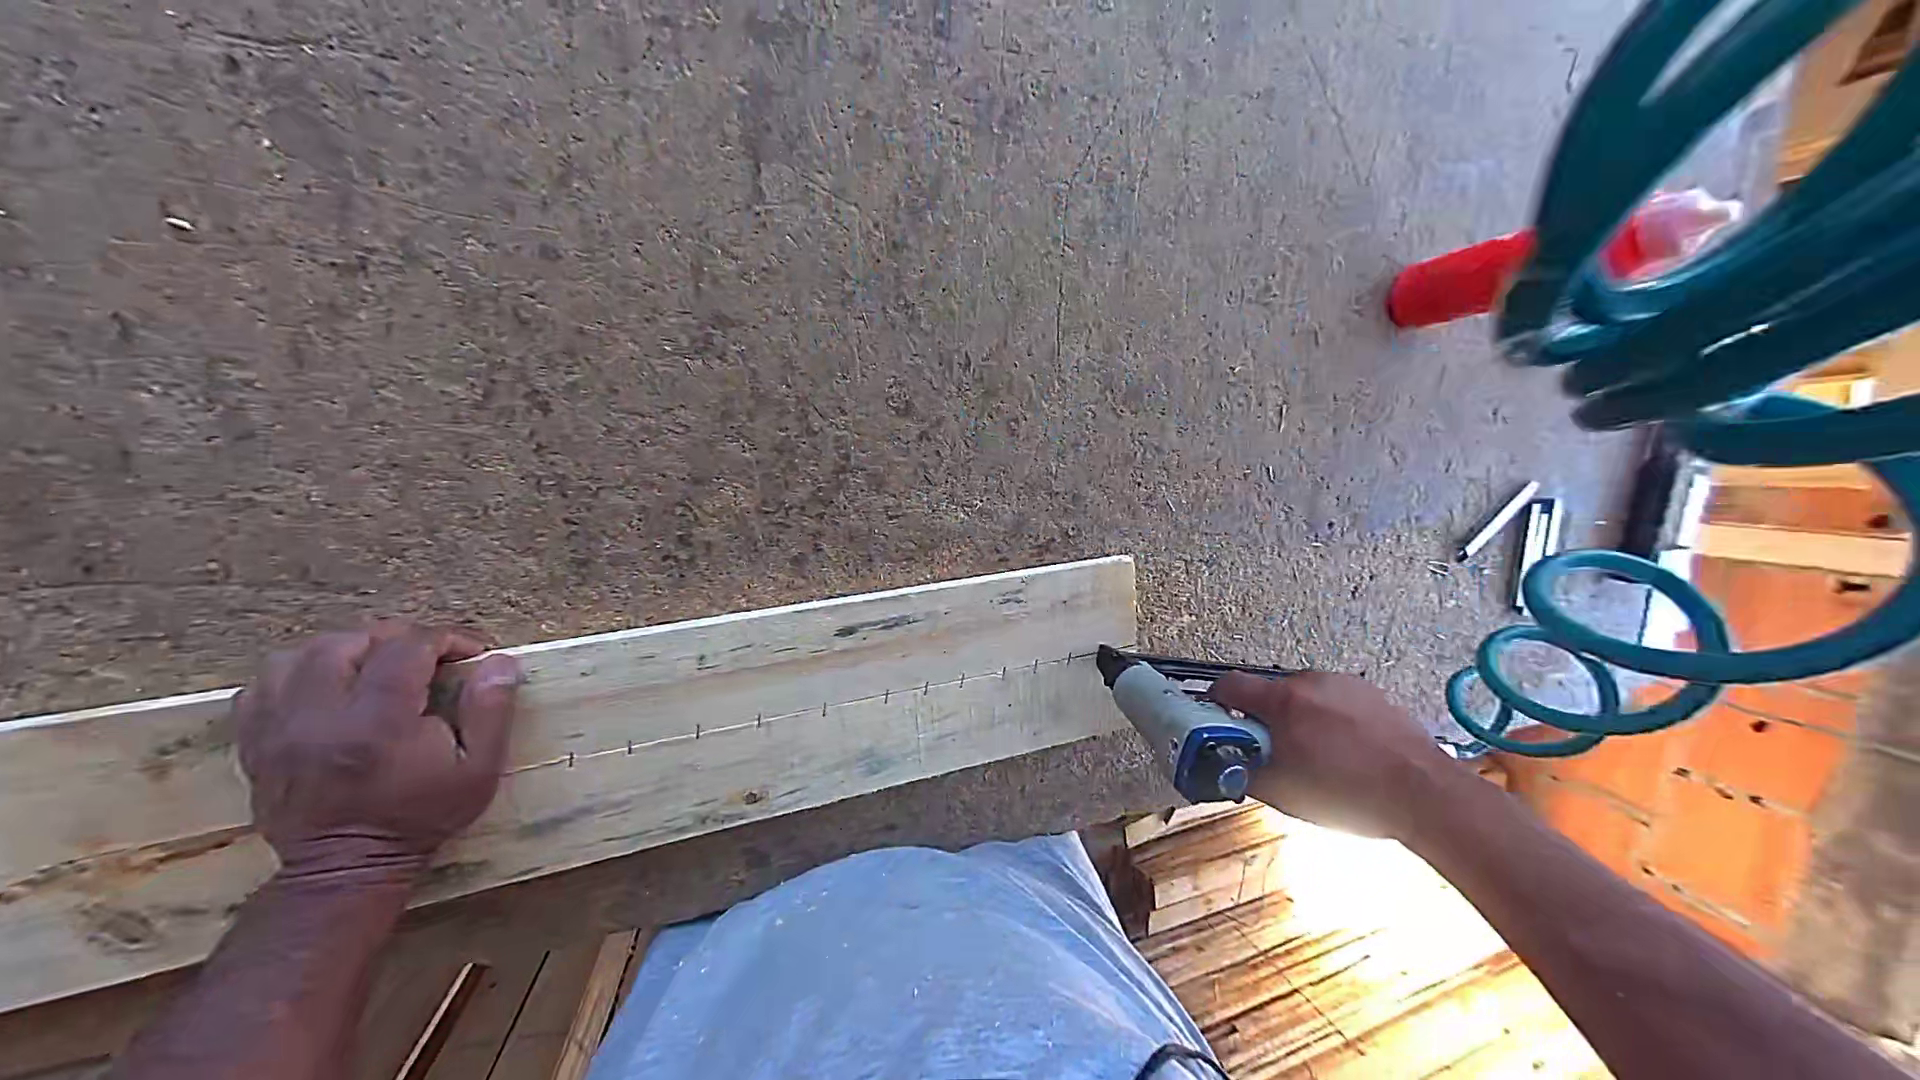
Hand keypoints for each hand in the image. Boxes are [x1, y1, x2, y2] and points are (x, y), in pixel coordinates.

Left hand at [236, 622, 523, 879]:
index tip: (471, 652)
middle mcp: (319, 718)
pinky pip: (264, 684)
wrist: (346, 868)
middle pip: (349, 642)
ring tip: (379, 664)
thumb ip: (491, 710)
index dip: (447, 638)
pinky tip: (333, 685)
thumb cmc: (423, 816)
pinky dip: (302, 672)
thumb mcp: (480, 768)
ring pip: (299, 656)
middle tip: (429, 656)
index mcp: (379, 724)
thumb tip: (499, 661)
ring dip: (347, 649)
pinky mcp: (255, 742)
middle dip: (398, 638)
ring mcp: (278, 730)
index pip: (407, 648)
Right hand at [1209, 671, 1452, 838]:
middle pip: (1268, 692)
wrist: (1426, 795)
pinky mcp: (1371, 694)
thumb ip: (1244, 771)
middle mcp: (1311, 682)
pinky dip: (1329, 719)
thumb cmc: (1353, 794)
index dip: (1216, 702)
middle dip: (1264, 718)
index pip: (1229, 685)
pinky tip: (1345, 752)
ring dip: (1299, 718)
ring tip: (1317, 756)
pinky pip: (1334, 700)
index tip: (1218, 720)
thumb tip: (1225, 763)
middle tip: (1273, 750)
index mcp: (1282, 701)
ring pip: (1303, 696)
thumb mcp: (1282, 792)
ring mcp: (1344, 685)